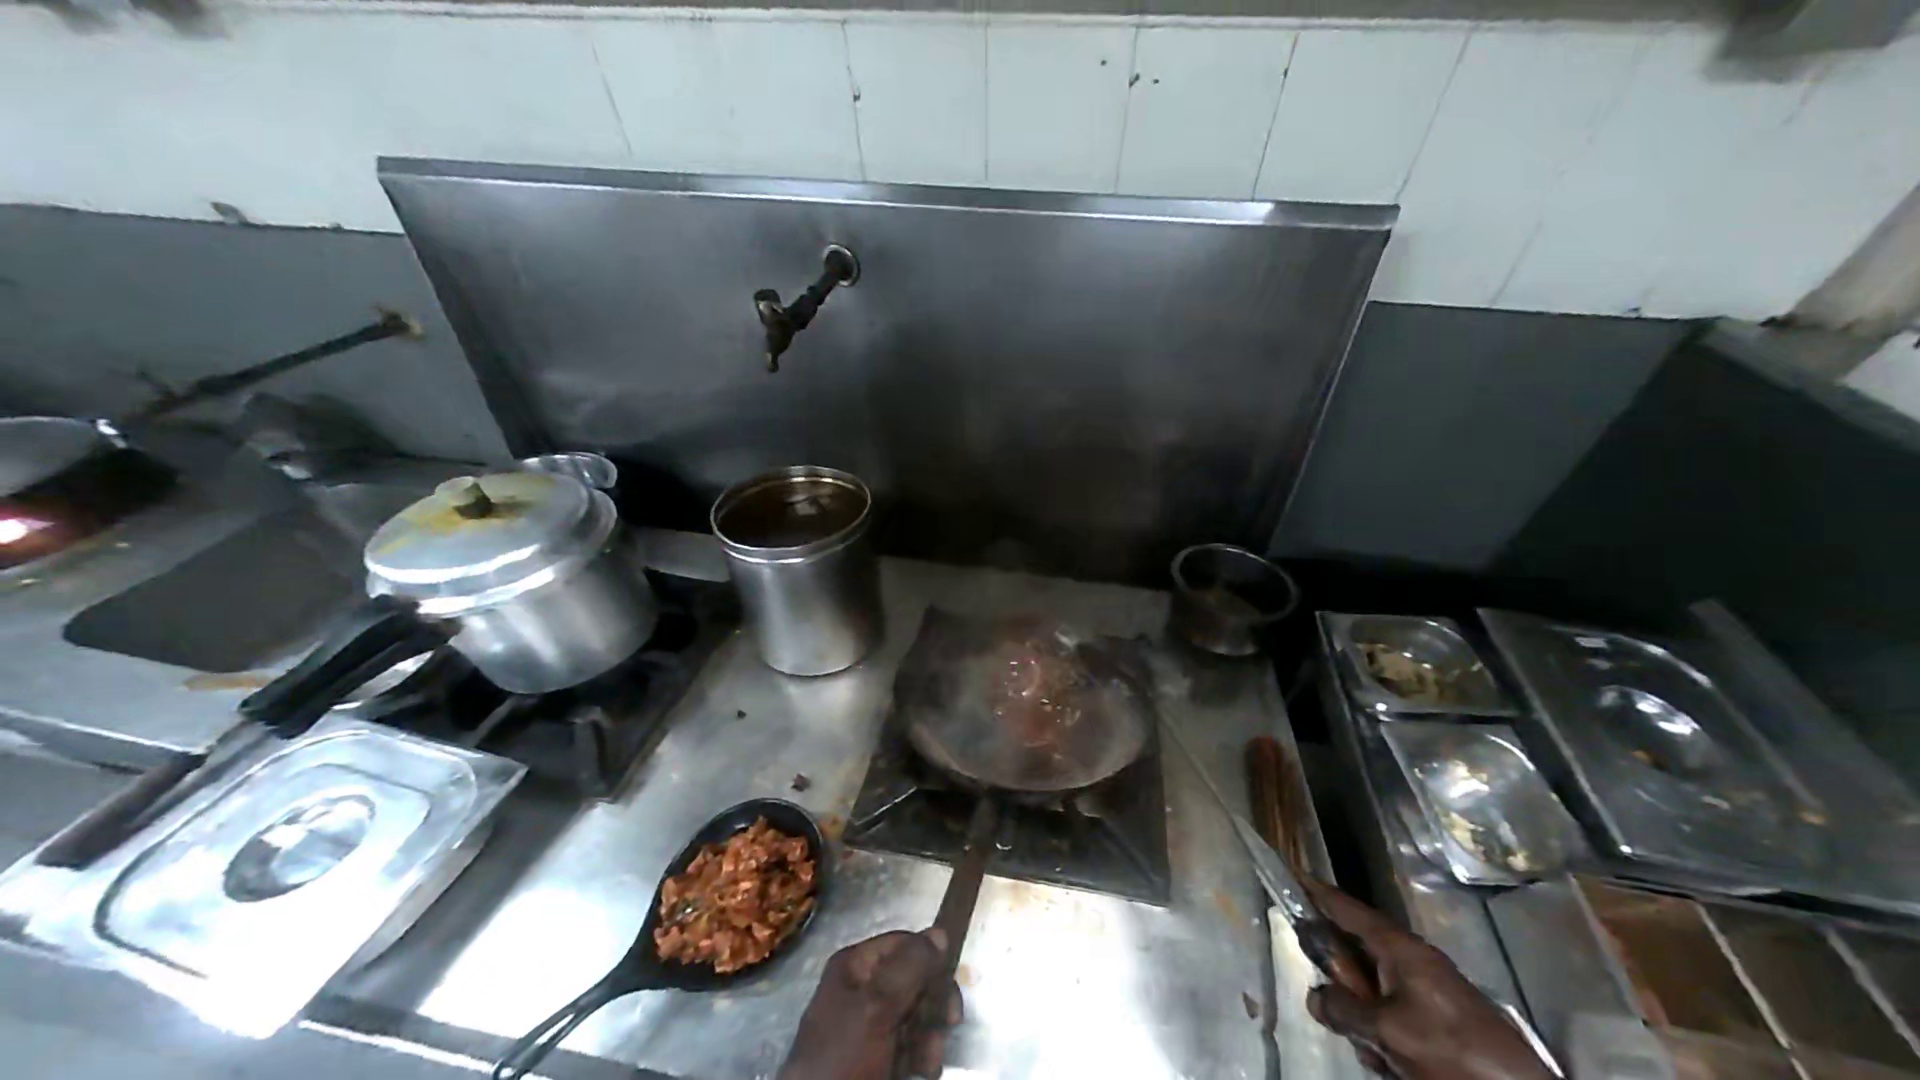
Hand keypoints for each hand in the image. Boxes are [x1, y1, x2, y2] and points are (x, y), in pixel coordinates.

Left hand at [778, 929, 963, 1079]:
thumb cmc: (843, 1058)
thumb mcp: (876, 1007)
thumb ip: (909, 968)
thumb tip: (940, 933)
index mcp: (856, 966)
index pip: (904, 944)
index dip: (929, 959)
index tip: (950, 981)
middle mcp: (864, 989)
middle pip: (914, 979)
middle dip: (934, 1002)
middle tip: (949, 1022)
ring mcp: (871, 1025)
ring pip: (917, 1014)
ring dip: (932, 1033)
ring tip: (930, 1058)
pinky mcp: (879, 1057)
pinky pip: (912, 1044)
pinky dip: (923, 1054)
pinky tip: (925, 1069)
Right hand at [1302, 879, 1550, 1079]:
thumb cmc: (1453, 1049)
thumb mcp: (1389, 1031)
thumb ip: (1343, 1009)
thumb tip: (1315, 997)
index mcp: (1400, 948)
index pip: (1347, 908)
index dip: (1317, 891)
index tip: (1291, 873)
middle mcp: (1410, 962)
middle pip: (1353, 952)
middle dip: (1339, 981)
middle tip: (1333, 1007)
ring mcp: (1423, 992)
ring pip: (1368, 991)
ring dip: (1360, 1019)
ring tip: (1374, 1051)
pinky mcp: (1433, 1021)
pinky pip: (1388, 1016)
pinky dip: (1380, 1037)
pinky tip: (1390, 1063)